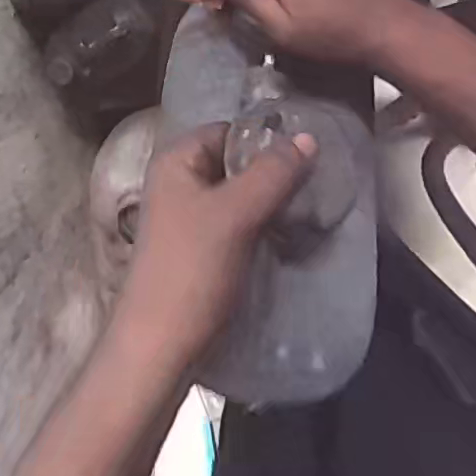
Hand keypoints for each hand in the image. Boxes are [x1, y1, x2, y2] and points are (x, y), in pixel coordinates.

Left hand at [113, 122, 315, 370]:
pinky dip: (259, 224)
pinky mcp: (198, 247)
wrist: (160, 344)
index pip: (226, 131)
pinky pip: (234, 222)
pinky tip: (288, 235)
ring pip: (236, 195)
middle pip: (232, 163)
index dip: (264, 138)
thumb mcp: (235, 215)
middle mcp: (177, 182)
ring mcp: (185, 217)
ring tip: (309, 209)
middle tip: (315, 184)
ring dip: (269, 200)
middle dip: (271, 172)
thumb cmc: (192, 269)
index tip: (307, 153)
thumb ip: (271, 174)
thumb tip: (306, 136)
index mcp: (176, 162)